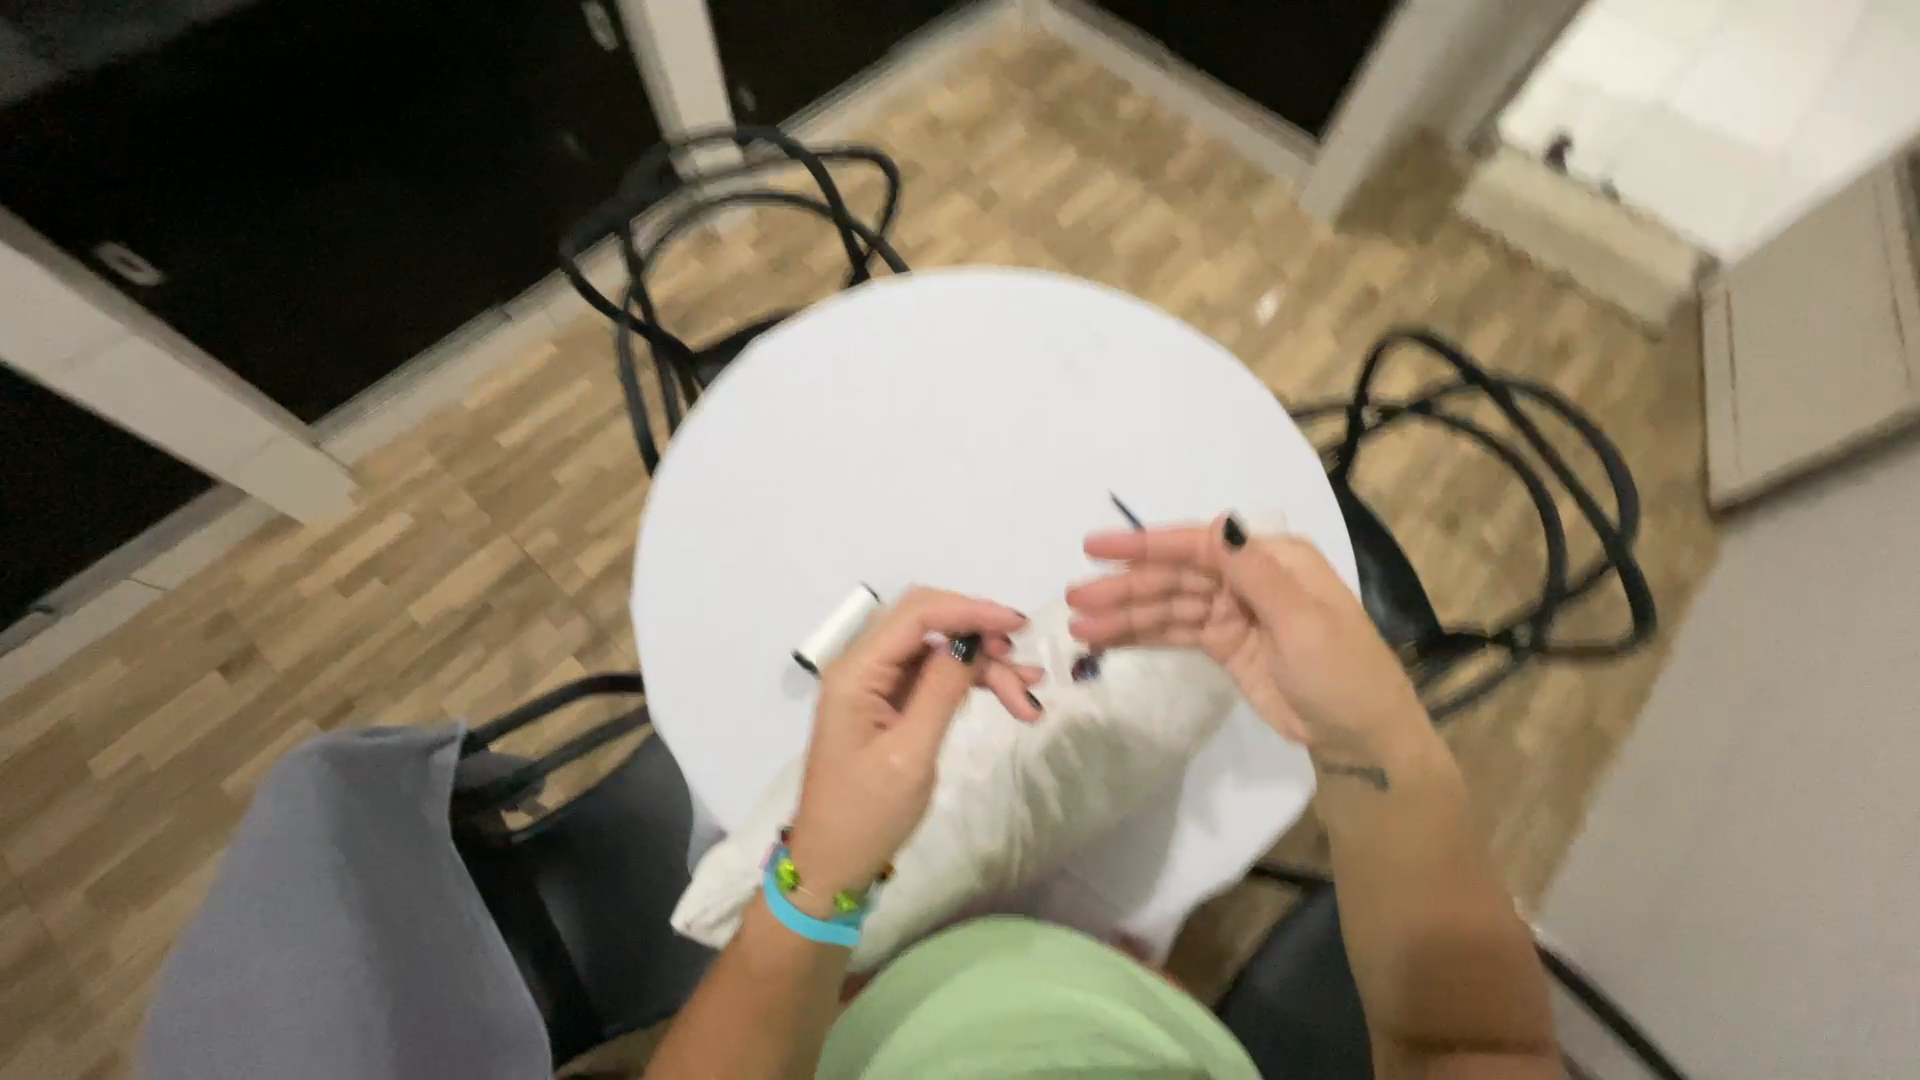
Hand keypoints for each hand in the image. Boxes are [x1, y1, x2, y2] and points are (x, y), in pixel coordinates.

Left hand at [787, 587, 1041, 912]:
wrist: (832, 863)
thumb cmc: (866, 815)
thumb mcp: (910, 754)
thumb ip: (941, 690)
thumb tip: (972, 641)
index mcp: (856, 671)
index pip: (916, 614)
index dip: (970, 610)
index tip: (1017, 626)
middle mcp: (863, 666)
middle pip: (928, 624)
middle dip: (979, 636)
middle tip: (1023, 666)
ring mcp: (876, 684)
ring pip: (938, 650)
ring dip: (983, 665)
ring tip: (1029, 693)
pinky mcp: (889, 703)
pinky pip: (934, 676)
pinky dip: (970, 682)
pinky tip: (1009, 696)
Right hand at [1065, 513, 1426, 758]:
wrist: (1360, 739)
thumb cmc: (1343, 674)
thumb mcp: (1304, 623)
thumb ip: (1254, 574)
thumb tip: (1219, 524)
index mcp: (1272, 559)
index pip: (1199, 544)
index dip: (1146, 545)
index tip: (1097, 549)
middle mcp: (1247, 577)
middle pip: (1175, 576)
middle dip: (1125, 587)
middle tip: (1075, 599)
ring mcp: (1231, 612)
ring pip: (1168, 606)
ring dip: (1124, 615)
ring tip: (1078, 628)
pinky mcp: (1222, 644)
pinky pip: (1174, 632)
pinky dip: (1141, 635)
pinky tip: (1106, 639)